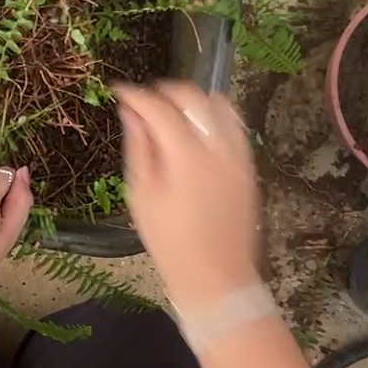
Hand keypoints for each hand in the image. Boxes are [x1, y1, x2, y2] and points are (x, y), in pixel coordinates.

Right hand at [114, 82, 261, 319]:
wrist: (216, 276)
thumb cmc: (170, 242)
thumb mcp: (142, 196)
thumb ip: (139, 147)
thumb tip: (130, 112)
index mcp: (186, 156)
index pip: (158, 107)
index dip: (135, 95)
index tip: (118, 91)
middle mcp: (218, 148)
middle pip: (193, 97)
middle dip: (164, 91)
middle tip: (142, 102)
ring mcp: (238, 155)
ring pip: (219, 105)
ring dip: (192, 101)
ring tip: (170, 113)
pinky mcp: (248, 165)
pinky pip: (233, 125)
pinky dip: (213, 117)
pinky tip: (195, 130)